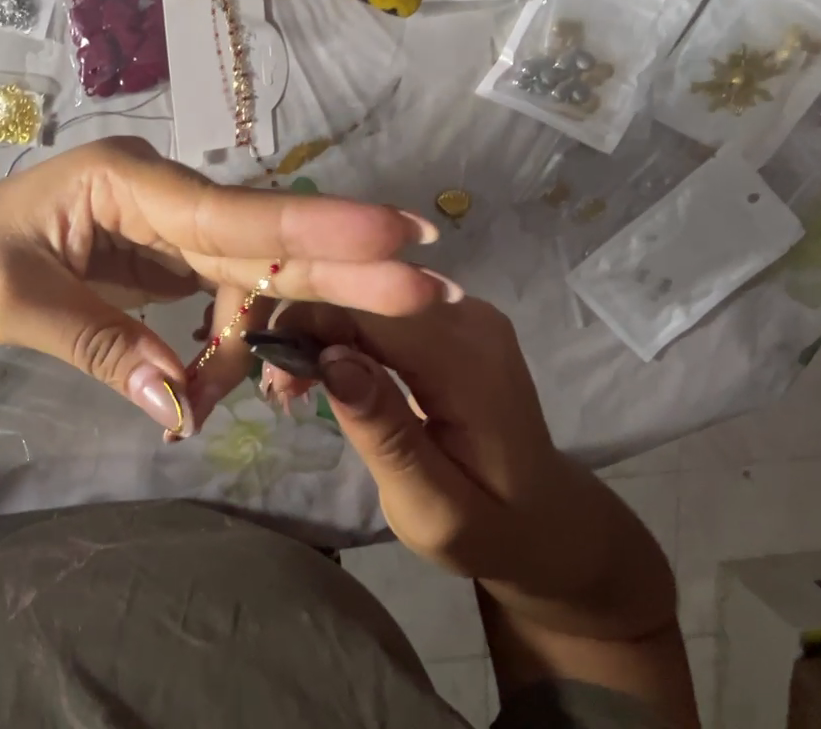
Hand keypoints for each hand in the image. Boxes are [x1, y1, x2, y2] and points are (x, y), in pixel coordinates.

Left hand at [0, 137, 456, 434]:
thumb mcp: (14, 303)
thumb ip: (96, 345)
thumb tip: (174, 398)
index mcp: (122, 180)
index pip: (227, 210)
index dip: (309, 226)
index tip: (393, 233)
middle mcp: (160, 194)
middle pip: (261, 233)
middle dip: (342, 261)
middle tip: (430, 284)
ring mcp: (168, 226)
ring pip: (252, 268)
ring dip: (277, 326)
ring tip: (274, 392)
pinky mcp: (168, 258)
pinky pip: (225, 295)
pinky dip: (233, 344)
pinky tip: (224, 382)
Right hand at [265, 298, 562, 574]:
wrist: (548, 522)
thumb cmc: (489, 528)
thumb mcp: (434, 508)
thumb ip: (385, 436)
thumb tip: (331, 360)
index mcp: (468, 364)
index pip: (371, 309)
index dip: (309, 325)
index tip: (272, 375)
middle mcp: (470, 319)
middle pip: (365, 292)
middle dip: (307, 328)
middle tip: (277, 387)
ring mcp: (464, 313)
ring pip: (367, 293)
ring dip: (319, 330)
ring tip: (294, 384)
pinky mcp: (451, 320)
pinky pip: (381, 306)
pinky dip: (342, 332)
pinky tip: (324, 370)